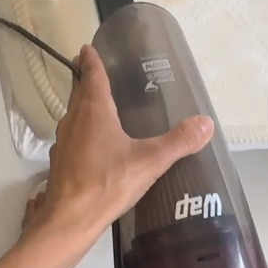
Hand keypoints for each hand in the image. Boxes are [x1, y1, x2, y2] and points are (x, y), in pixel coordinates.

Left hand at [40, 44, 212, 242]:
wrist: (70, 219)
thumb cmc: (107, 183)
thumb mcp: (150, 161)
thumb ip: (178, 142)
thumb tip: (206, 123)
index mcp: (94, 111)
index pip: (91, 75)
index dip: (91, 60)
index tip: (88, 48)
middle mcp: (74, 120)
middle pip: (79, 93)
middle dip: (86, 81)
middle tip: (94, 72)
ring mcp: (64, 142)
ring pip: (74, 116)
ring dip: (83, 107)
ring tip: (98, 108)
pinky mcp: (60, 163)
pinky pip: (72, 139)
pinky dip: (82, 134)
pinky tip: (93, 147)